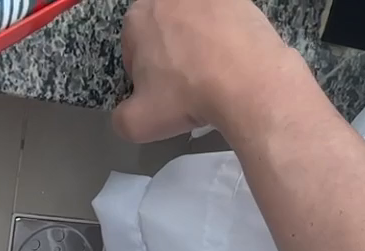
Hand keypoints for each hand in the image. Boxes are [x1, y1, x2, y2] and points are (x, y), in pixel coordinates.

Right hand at [113, 0, 300, 142]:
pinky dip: (224, 44)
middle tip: (184, 89)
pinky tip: (230, 67)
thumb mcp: (136, 124)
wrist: (245, 80)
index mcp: (138, 18)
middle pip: (162, 35)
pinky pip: (223, 26)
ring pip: (193, 29)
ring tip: (209, 79)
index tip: (159, 97)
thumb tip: (124, 115)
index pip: (131, 52)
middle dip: (169, 59)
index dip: (142, 80)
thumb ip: (120, 120)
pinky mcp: (237, 0)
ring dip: (196, 50)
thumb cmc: (184, 97)